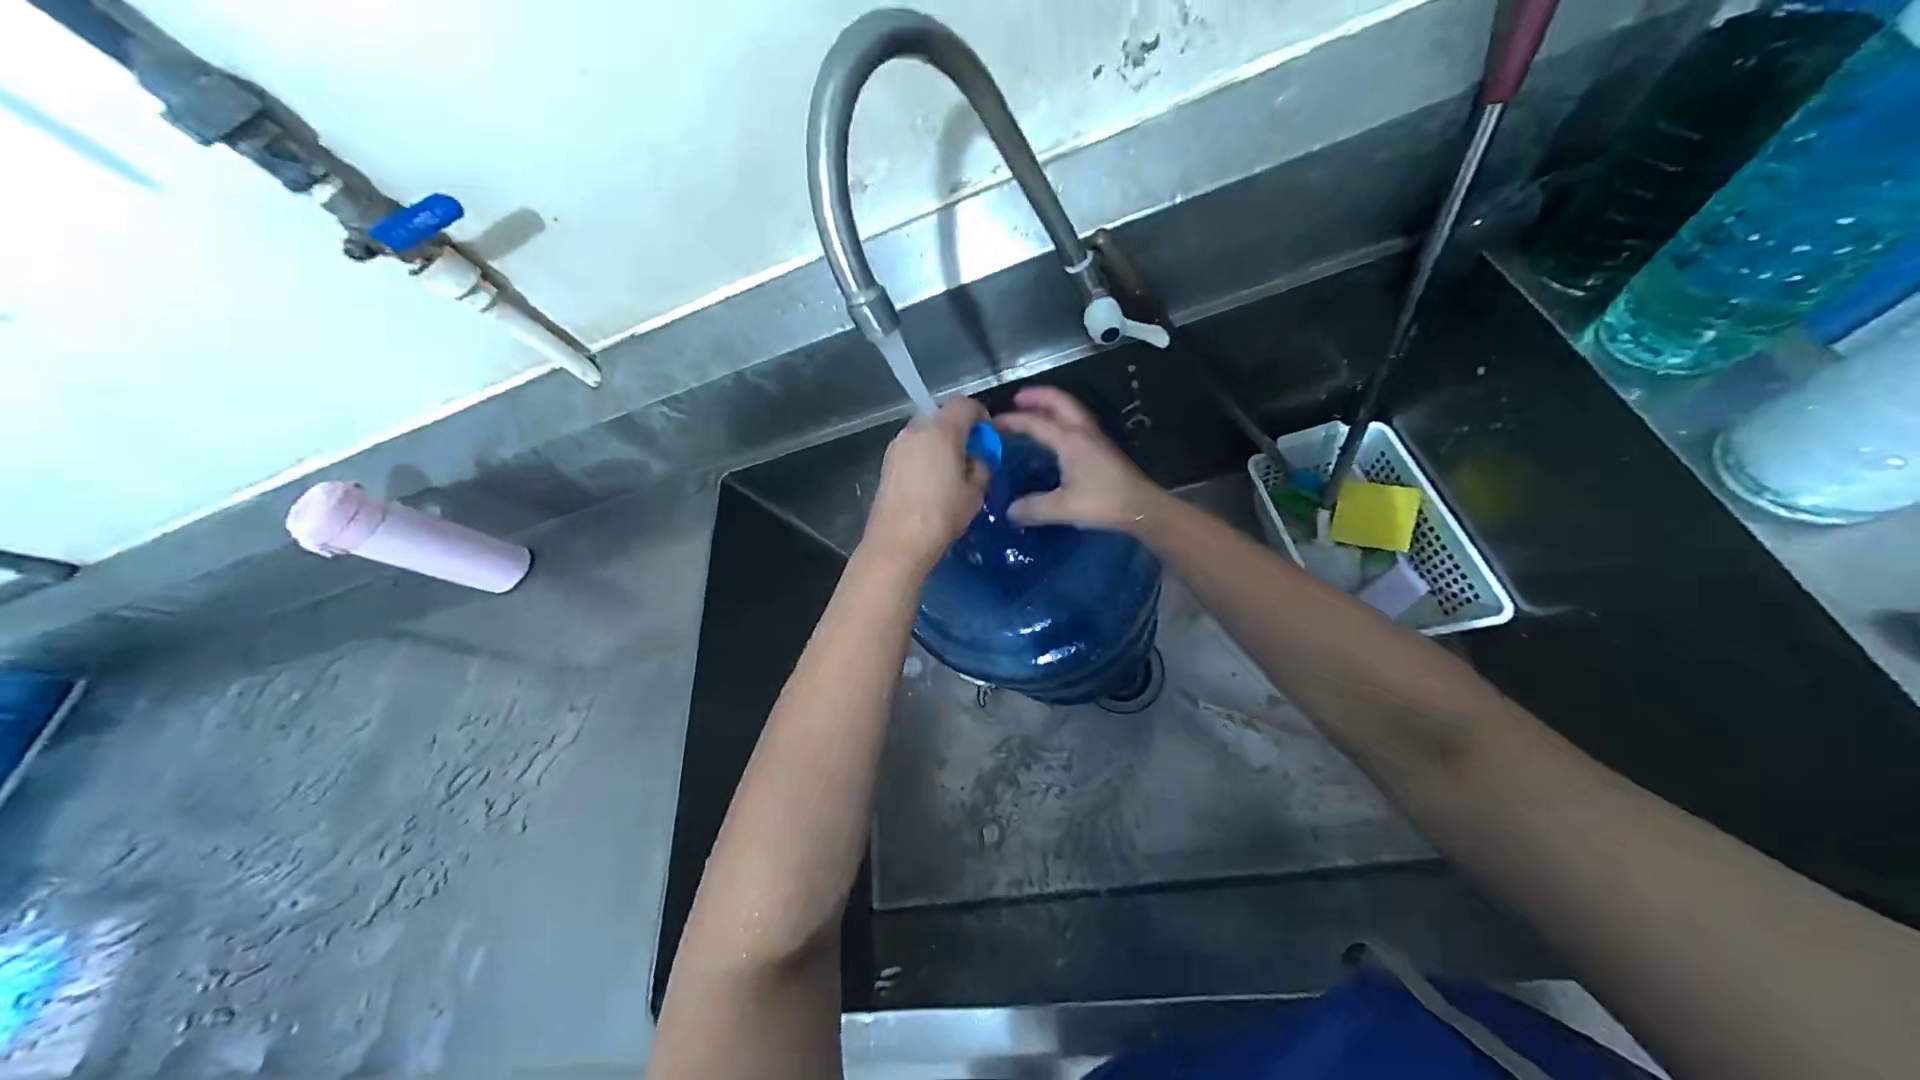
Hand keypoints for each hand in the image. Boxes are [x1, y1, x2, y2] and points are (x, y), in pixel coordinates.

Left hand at [862, 398, 990, 569]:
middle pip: (942, 416)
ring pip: (925, 432)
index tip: (987, 435)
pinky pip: (912, 448)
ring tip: (951, 471)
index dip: (980, 415)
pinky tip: (931, 481)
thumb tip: (978, 457)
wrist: (898, 542)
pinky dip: (925, 454)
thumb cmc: (942, 515)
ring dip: (940, 442)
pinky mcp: (886, 462)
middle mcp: (915, 431)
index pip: (964, 404)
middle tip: (971, 454)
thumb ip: (981, 465)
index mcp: (941, 432)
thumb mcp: (975, 492)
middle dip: (959, 429)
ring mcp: (897, 445)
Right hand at [993, 386, 1167, 531]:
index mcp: (1070, 440)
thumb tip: (1009, 511)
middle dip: (1036, 396)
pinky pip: (1075, 421)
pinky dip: (1060, 418)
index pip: (1035, 422)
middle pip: (1058, 401)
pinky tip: (1053, 435)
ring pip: (1069, 409)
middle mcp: (1082, 431)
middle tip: (1016, 400)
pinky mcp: (1101, 448)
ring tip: (1032, 412)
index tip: (991, 423)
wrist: (1142, 508)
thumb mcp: (1063, 508)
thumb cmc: (1104, 503)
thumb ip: (1033, 508)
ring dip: (1050, 405)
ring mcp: (1095, 438)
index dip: (1011, 420)